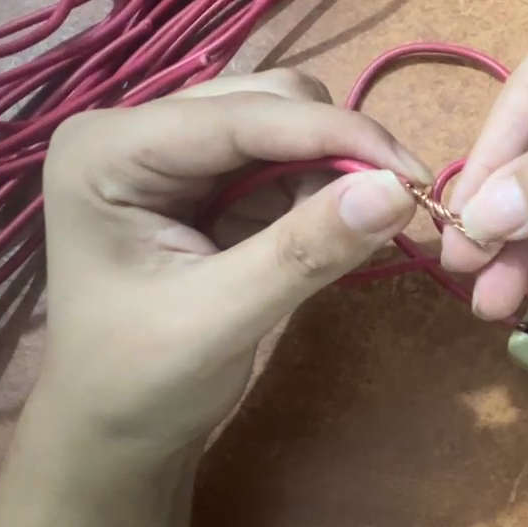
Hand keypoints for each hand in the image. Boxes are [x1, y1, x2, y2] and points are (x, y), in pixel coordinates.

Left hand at [34, 68, 429, 456]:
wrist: (119, 425)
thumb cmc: (142, 378)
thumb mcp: (221, 317)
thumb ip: (307, 250)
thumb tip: (400, 191)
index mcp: (112, 149)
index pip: (244, 115)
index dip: (337, 135)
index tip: (416, 176)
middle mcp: (144, 130)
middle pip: (273, 101)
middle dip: (338, 148)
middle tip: (391, 207)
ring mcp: (184, 150)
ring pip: (292, 120)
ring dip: (338, 165)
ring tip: (351, 228)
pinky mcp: (220, 177)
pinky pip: (296, 156)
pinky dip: (330, 184)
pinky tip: (333, 228)